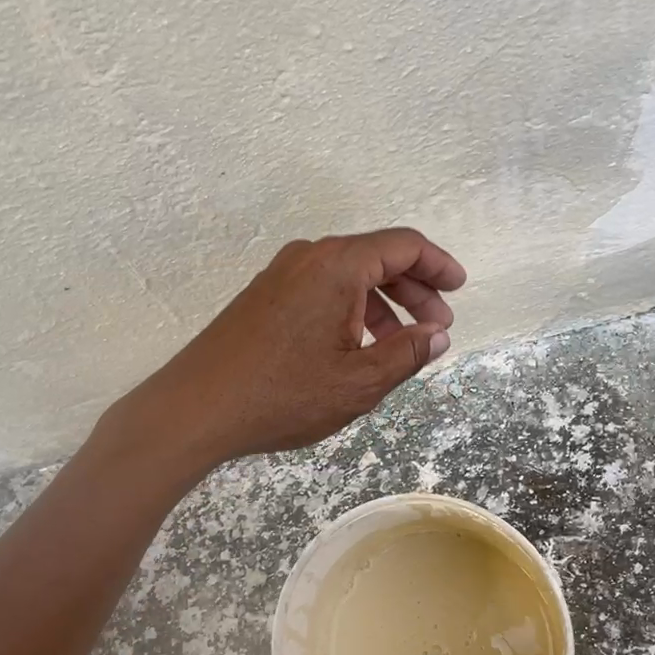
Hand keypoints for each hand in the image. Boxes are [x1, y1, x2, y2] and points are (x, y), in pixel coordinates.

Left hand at [128, 228, 466, 465]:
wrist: (195, 408)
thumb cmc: (283, 394)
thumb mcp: (358, 382)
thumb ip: (406, 355)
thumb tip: (437, 336)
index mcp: (337, 265)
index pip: (403, 246)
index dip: (438, 265)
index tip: (459, 289)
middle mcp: (309, 257)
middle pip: (377, 258)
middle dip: (415, 291)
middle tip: (437, 328)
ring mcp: (282, 275)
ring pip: (349, 276)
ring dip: (383, 305)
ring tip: (400, 347)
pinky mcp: (264, 296)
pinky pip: (322, 289)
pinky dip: (351, 310)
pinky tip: (356, 348)